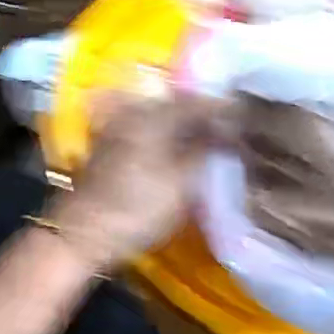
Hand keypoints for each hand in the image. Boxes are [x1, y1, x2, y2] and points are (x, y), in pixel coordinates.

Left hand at [46, 88, 224, 268]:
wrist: (84, 232)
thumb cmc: (137, 208)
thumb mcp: (181, 182)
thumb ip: (204, 148)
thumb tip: (227, 128)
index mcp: (150, 116)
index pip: (195, 101)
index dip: (224, 108)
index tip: (249, 117)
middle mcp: (130, 114)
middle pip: (174, 105)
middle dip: (204, 113)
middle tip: (233, 128)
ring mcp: (114, 129)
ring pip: (158, 116)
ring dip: (184, 123)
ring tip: (212, 138)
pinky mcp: (107, 146)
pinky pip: (144, 129)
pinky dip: (165, 134)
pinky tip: (180, 148)